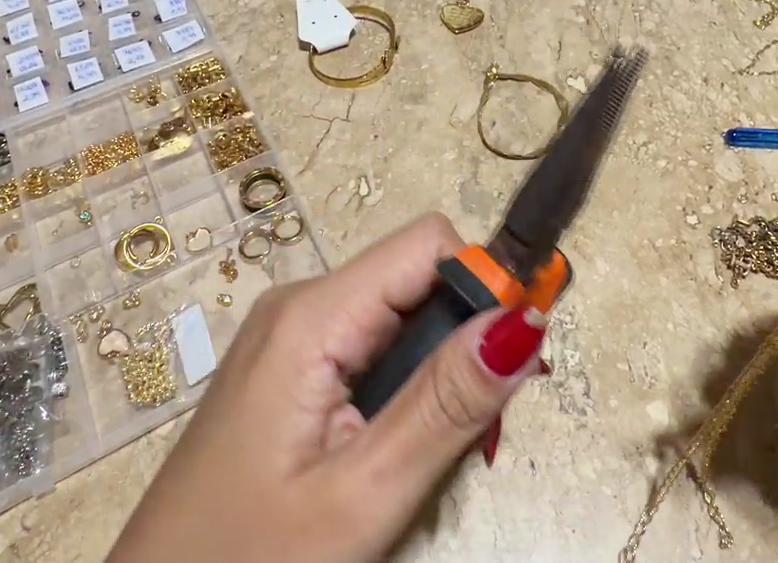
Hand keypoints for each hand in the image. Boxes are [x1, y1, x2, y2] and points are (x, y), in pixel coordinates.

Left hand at [107, 213, 547, 562]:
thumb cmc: (250, 557)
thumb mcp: (362, 491)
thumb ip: (445, 403)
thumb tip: (526, 319)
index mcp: (313, 314)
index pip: (427, 246)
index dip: (484, 285)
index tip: (518, 360)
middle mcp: (303, 304)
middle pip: (418, 279)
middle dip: (467, 340)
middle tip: (483, 431)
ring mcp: (294, 335)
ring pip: (403, 317)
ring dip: (442, 373)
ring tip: (445, 451)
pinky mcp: (294, 367)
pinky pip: (374, 348)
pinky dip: (410, 387)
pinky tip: (404, 446)